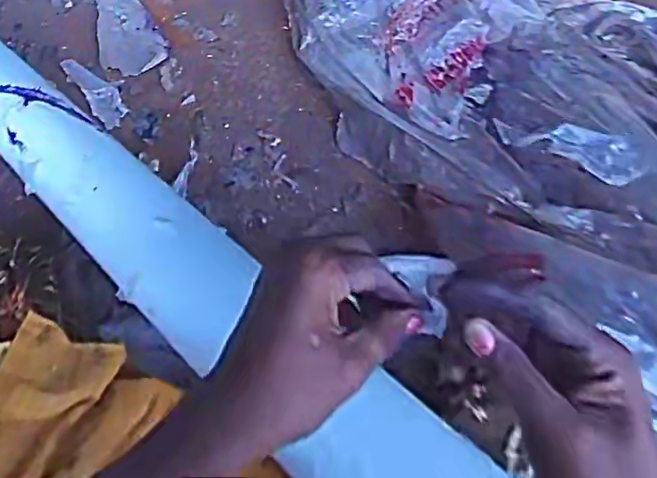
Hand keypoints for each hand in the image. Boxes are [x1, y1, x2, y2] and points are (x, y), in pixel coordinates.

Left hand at [100, 237, 422, 476]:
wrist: (236, 408)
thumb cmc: (289, 390)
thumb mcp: (350, 364)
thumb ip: (386, 332)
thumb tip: (412, 316)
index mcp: (318, 267)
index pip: (373, 267)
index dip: (400, 291)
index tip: (420, 310)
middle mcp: (298, 252)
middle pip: (355, 248)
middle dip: (380, 278)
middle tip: (402, 312)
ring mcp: (283, 260)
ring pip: (336, 253)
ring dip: (358, 278)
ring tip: (379, 318)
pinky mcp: (274, 273)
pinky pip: (316, 263)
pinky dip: (337, 281)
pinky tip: (349, 316)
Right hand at [444, 274, 656, 477]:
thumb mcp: (557, 431)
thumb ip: (514, 373)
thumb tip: (471, 323)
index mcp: (601, 353)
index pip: (538, 307)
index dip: (492, 294)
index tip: (448, 287)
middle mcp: (587, 353)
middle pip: (526, 317)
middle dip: (483, 309)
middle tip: (437, 301)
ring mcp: (572, 376)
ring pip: (518, 338)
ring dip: (483, 333)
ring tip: (443, 326)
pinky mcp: (557, 398)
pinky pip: (519, 365)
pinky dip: (490, 359)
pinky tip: (461, 353)